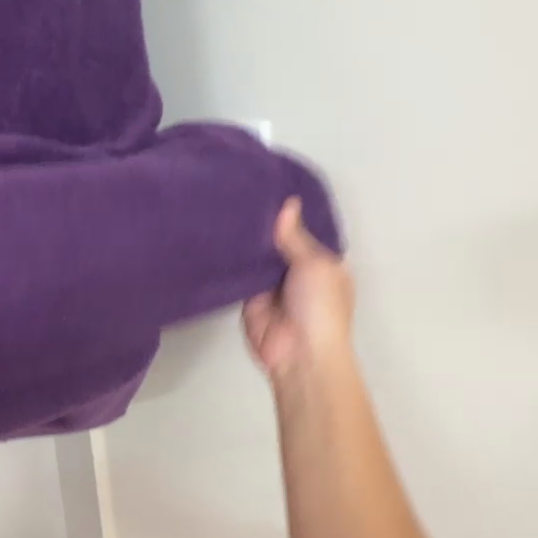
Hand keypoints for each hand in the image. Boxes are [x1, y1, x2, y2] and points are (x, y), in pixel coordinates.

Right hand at [241, 198, 354, 389]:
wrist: (299, 353)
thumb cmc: (320, 306)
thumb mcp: (315, 264)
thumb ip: (296, 236)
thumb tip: (287, 203)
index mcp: (323, 260)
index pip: (305, 229)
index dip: (290, 211)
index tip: (269, 184)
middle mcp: (297, 268)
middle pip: (278, 240)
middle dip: (263, 222)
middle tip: (238, 189)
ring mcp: (271, 282)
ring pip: (257, 254)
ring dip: (245, 238)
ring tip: (222, 204)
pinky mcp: (248, 295)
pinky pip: (238, 272)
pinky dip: (230, 258)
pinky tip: (214, 234)